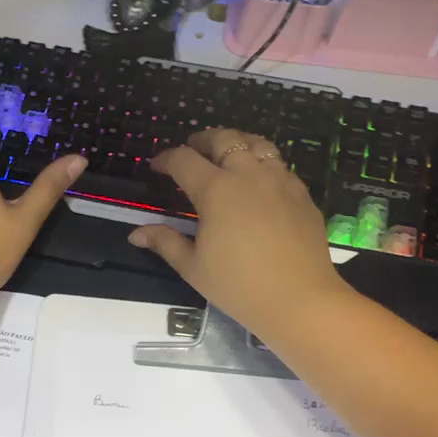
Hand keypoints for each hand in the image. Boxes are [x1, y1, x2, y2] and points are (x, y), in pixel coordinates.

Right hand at [130, 128, 353, 332]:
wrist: (297, 297)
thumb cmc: (238, 285)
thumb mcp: (193, 267)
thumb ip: (165, 243)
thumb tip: (136, 233)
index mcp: (216, 189)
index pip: (184, 161)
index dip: (166, 159)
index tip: (157, 166)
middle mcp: (248, 174)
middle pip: (223, 139)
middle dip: (203, 140)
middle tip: (192, 148)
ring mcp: (279, 179)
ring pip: (256, 144)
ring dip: (236, 143)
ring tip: (227, 154)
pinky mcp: (300, 192)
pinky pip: (279, 164)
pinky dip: (262, 163)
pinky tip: (258, 181)